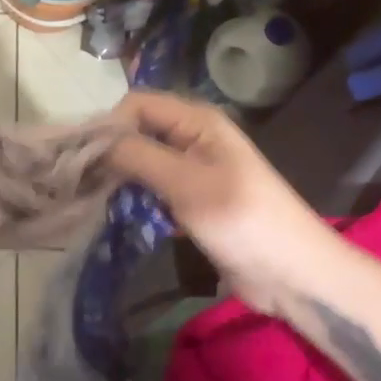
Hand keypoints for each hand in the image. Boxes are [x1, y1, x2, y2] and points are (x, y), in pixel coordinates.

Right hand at [107, 90, 336, 312]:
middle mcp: (194, 137)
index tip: (87, 157)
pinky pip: (156, 188)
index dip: (112, 124)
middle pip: (139, 129)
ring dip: (124, 177)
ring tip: (99, 198)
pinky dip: (139, 198)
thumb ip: (140, 157)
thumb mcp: (187, 184)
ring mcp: (194, 170)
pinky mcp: (194, 200)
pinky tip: (125, 214)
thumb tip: (96, 143)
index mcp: (198, 121)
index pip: (138, 103)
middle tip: (85, 180)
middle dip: (113, 150)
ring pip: (144, 160)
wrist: (296, 277)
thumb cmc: (243, 221)